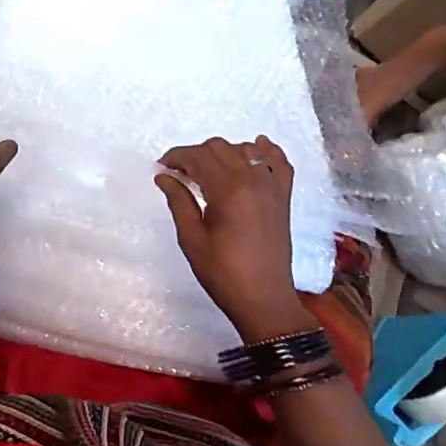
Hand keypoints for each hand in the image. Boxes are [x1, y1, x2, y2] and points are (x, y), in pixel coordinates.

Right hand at [156, 136, 317, 340]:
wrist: (263, 298)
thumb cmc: (222, 273)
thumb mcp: (192, 238)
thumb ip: (179, 202)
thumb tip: (164, 176)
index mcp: (228, 191)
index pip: (198, 157)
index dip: (176, 157)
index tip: (162, 167)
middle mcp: (253, 180)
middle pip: (220, 148)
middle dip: (196, 154)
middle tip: (179, 172)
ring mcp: (272, 186)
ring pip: (246, 149)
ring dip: (223, 153)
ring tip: (207, 171)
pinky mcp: (283, 196)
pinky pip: (279, 161)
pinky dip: (266, 151)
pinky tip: (255, 147)